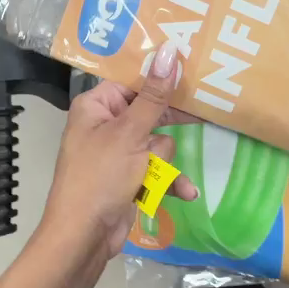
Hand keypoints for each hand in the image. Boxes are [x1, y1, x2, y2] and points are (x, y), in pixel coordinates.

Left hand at [36, 44, 200, 262]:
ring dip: (163, 163)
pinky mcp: (129, 178)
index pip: (132, 81)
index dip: (160, 78)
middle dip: (166, 128)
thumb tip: (170, 51)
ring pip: (159, 145)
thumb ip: (154, 95)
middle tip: (204, 114)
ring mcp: (118, 154)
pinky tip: (186, 193)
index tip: (192, 70)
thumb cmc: (100, 177)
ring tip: (152, 177)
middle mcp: (105, 126)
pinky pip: (157, 171)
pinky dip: (168, 182)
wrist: (84, 236)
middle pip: (150, 113)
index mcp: (96, 106)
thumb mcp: (130, 133)